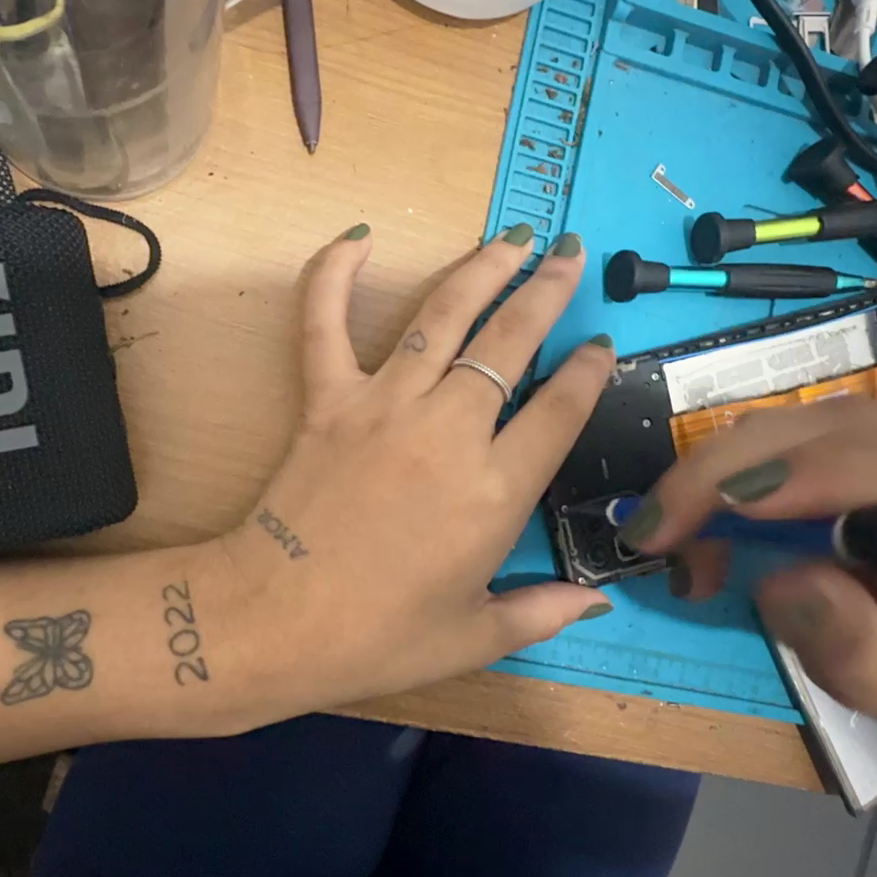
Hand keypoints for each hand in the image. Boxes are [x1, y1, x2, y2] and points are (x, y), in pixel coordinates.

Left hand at [212, 223, 614, 719]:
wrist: (277, 620)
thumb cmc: (378, 638)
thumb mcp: (474, 639)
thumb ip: (542, 612)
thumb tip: (600, 602)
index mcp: (495, 491)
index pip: (560, 411)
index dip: (587, 372)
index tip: (600, 345)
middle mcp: (448, 431)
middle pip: (510, 342)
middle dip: (547, 291)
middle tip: (568, 255)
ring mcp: (383, 406)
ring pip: (441, 318)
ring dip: (479, 270)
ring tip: (510, 239)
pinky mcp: (326, 399)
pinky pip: (324, 324)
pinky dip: (333, 276)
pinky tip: (357, 238)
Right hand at [621, 400, 876, 722]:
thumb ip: (853, 642)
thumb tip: (778, 580)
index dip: (823, 476)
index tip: (734, 508)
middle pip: (820, 431)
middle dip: (724, 474)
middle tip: (652, 533)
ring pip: (777, 426)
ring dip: (705, 476)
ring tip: (663, 540)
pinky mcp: (832, 436)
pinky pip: (758, 439)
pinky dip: (708, 478)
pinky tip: (690, 528)